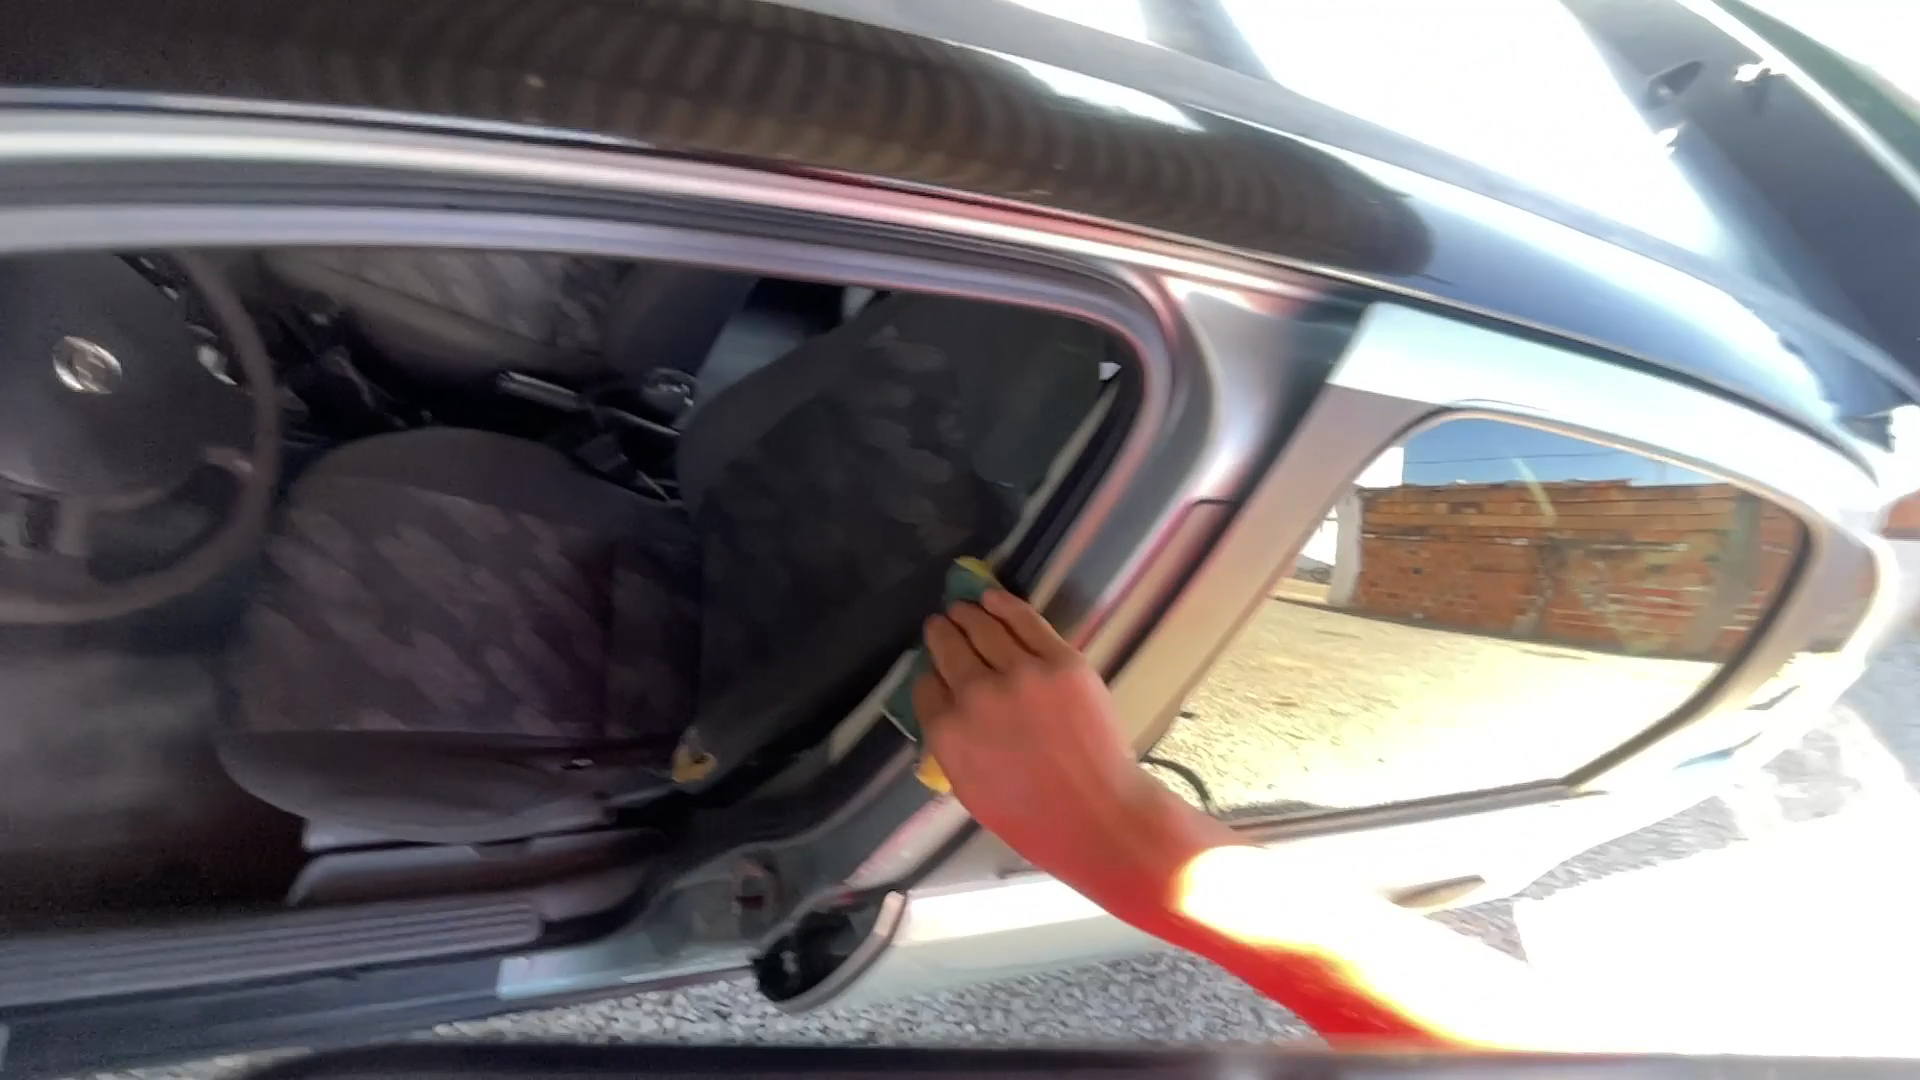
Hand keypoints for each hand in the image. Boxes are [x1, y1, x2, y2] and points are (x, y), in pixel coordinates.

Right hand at [915, 590, 1166, 878]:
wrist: (1097, 814)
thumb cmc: (1031, 817)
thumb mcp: (968, 789)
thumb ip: (949, 742)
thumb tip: (944, 704)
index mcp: (949, 731)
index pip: (926, 685)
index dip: (930, 675)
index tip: (935, 670)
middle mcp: (977, 694)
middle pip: (949, 649)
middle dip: (941, 633)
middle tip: (940, 624)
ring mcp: (1021, 673)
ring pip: (983, 627)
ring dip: (967, 613)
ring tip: (961, 607)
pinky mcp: (1059, 660)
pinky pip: (1024, 620)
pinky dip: (1003, 604)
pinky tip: (991, 597)